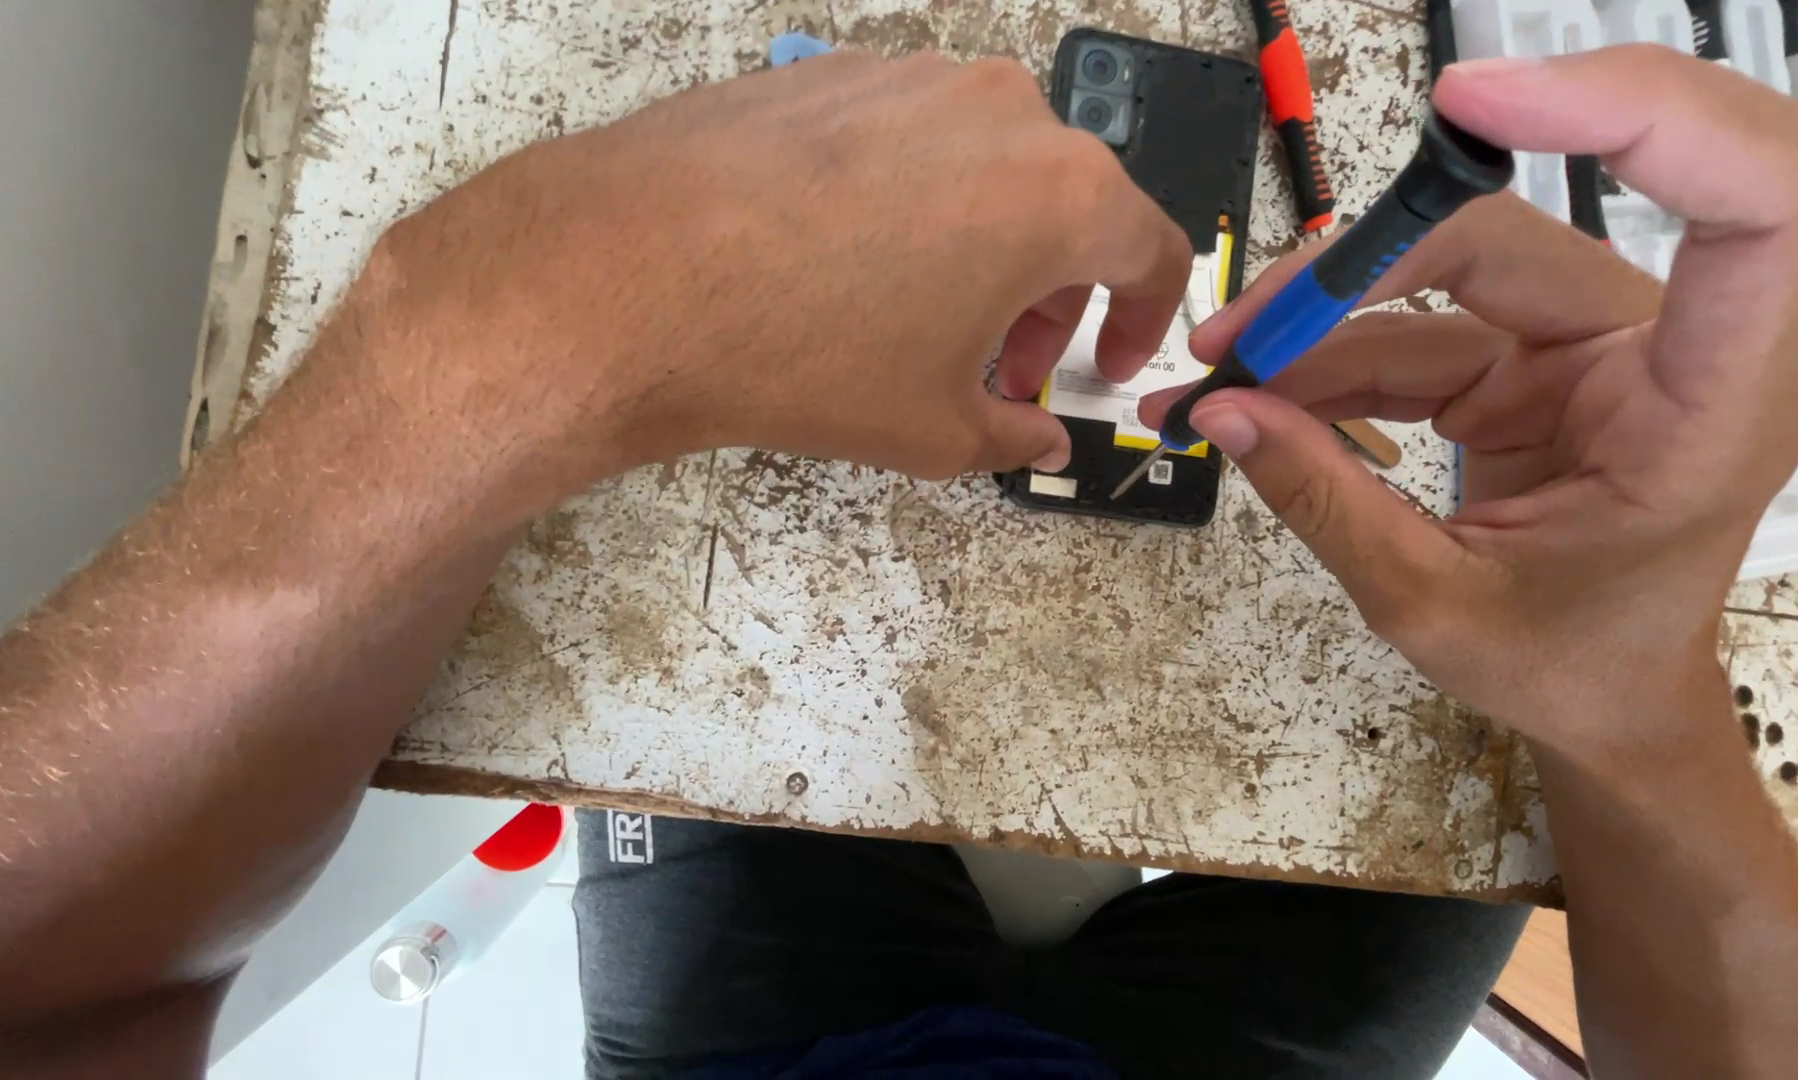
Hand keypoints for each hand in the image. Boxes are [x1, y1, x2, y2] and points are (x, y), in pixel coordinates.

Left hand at [322, 50, 1189, 526]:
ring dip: (992, 251)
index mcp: (1060, 195)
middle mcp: (1005, 114)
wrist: (640, 278)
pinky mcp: (838, 72)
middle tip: (1008, 367)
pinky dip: (925, 208)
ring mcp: (916, 78)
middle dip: (1057, 299)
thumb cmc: (817, 361)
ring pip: (997, 173)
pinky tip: (858, 263)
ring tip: (929, 319)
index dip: (1146, 320)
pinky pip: (919, 145)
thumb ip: (1014, 436)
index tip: (1107, 367)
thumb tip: (1044, 441)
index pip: (1153, 251)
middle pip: (1074, 211)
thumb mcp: (936, 431)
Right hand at [1142, 46, 1797, 753]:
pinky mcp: (1513, 373)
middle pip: (1501, 242)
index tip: (1473, 100)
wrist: (1594, 700)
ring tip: (1210, 380)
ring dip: (1309, 331)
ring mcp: (1573, 355)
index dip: (1638, 114)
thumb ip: (1322, 500)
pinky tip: (1247, 397)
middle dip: (1347, 277)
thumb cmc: (1556, 666)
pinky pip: (1402, 342)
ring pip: (1429, 289)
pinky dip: (1318, 366)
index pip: (1762, 199)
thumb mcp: (1423, 600)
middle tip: (1228, 338)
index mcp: (1702, 409)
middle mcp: (1650, 353)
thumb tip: (1219, 413)